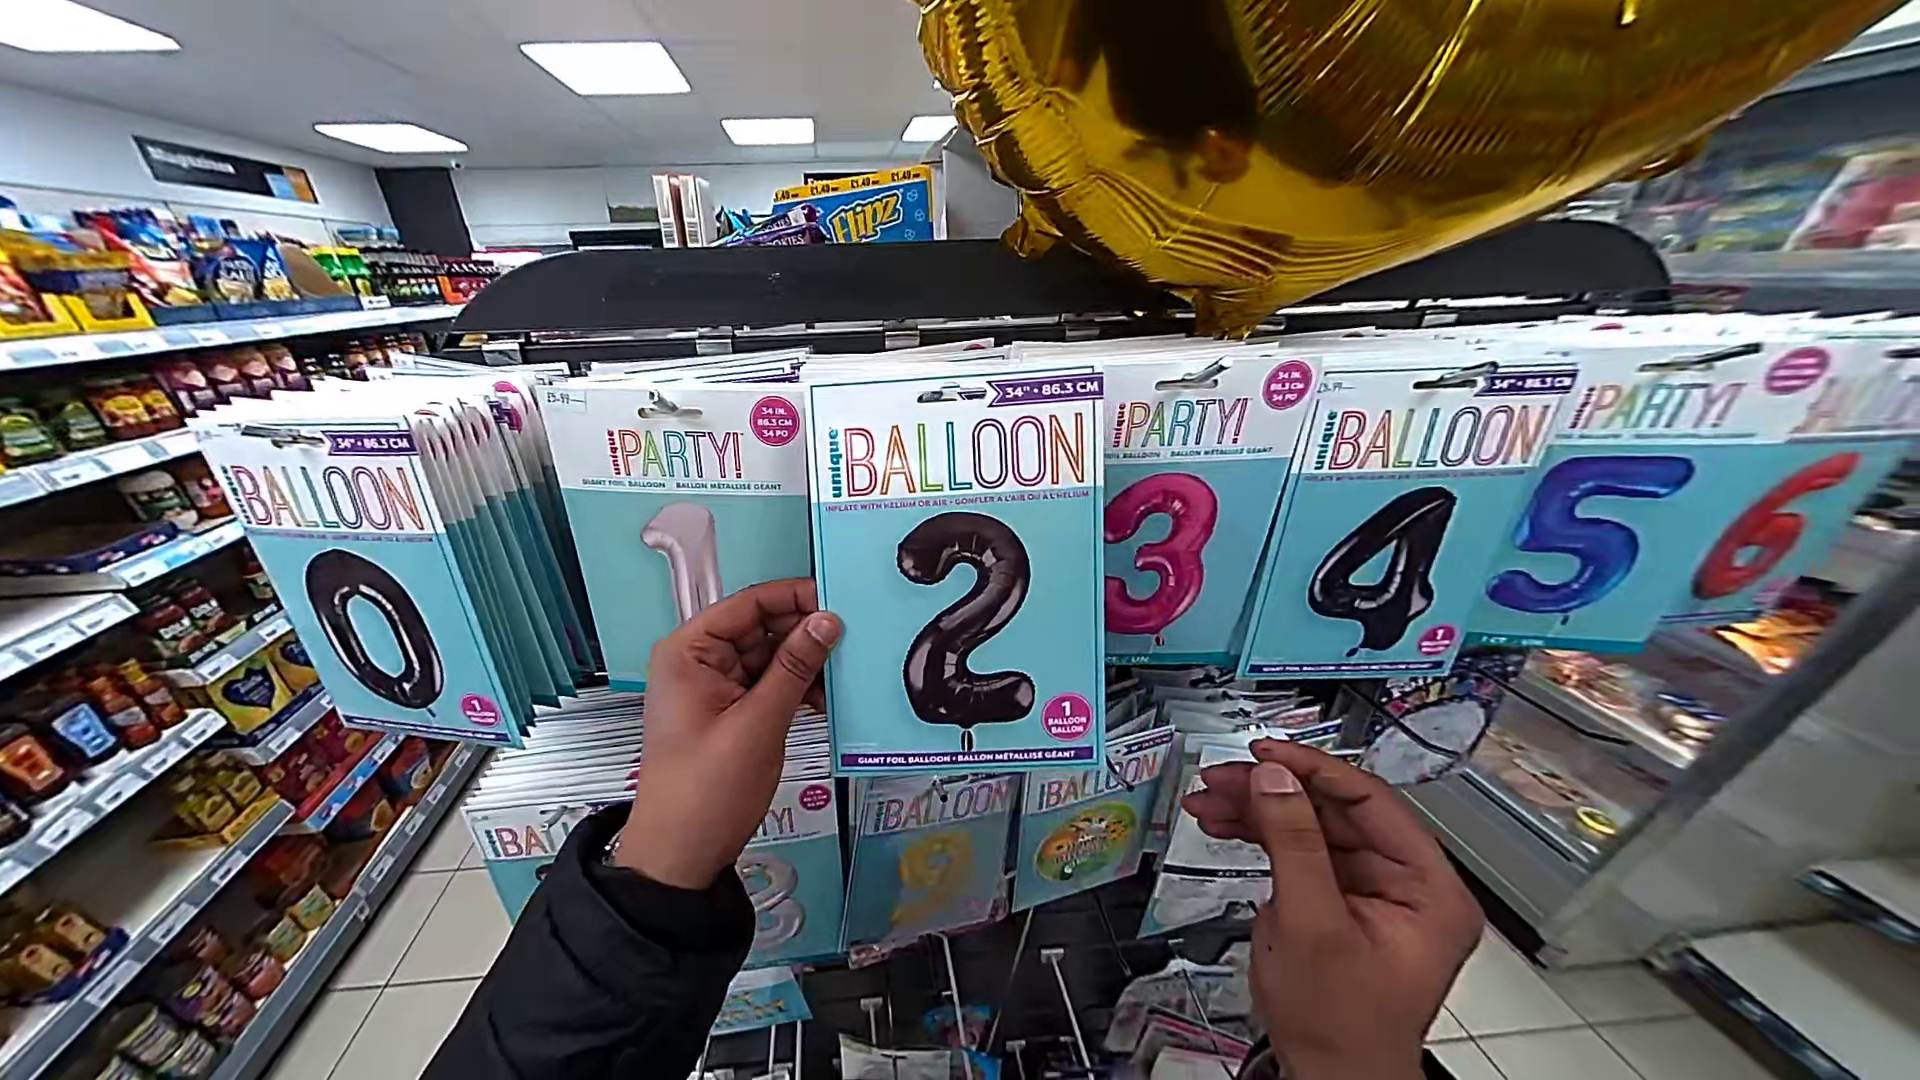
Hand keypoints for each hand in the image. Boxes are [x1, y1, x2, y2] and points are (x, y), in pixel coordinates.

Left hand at [614, 578, 840, 889]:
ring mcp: (719, 684)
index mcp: (691, 651)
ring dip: (807, 663)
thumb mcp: (758, 722)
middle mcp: (703, 660)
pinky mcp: (735, 707)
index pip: (749, 604)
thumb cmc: (706, 790)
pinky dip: (800, 686)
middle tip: (850, 640)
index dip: (795, 597)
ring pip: (774, 654)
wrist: (684, 856)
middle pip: (764, 627)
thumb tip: (828, 620)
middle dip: (806, 633)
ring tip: (841, 673)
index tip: (839, 601)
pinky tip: (825, 698)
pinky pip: (774, 681)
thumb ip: (796, 666)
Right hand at [1179, 740, 1481, 1079]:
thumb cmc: (1339, 1022)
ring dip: (1251, 805)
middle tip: (1222, 776)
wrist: (1325, 1072)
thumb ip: (1293, 843)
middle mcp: (1399, 877)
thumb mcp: (1312, 924)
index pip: (1370, 799)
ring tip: (1207, 799)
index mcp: (1425, 887)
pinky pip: (1289, 839)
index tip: (1266, 753)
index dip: (1313, 768)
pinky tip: (1219, 820)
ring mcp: (1362, 881)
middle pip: (1328, 804)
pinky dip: (1251, 827)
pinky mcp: (1329, 886)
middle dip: (1268, 788)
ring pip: (1302, 817)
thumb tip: (1275, 777)